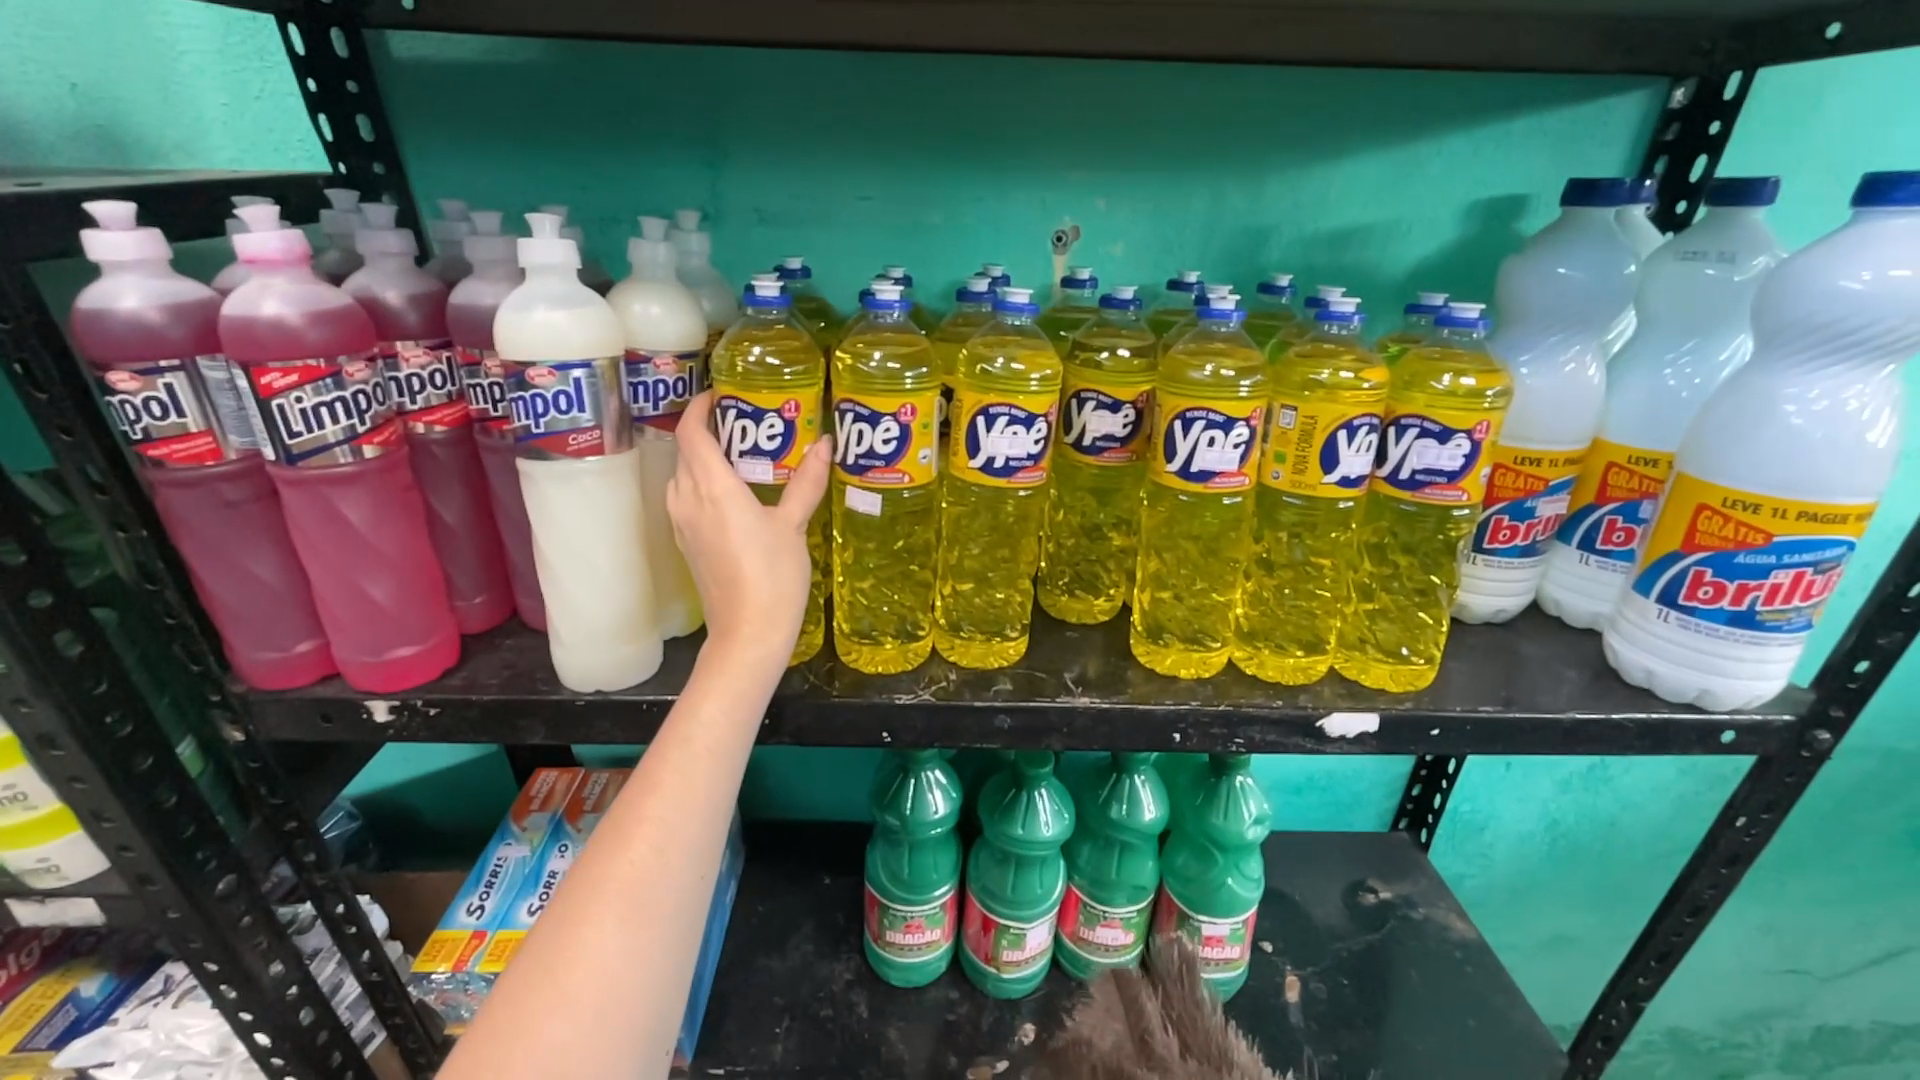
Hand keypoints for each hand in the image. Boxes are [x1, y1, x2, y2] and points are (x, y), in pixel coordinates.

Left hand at [667, 391, 829, 671]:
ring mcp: (682, 523)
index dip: (701, 406)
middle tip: (746, 420)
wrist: (748, 633)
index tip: (722, 393)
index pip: (693, 431)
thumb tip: (825, 444)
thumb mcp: (793, 525)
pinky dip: (705, 483)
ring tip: (744, 452)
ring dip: (706, 457)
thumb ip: (806, 482)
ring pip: (685, 475)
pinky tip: (736, 491)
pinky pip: (688, 498)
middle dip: (710, 429)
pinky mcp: (686, 542)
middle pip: (686, 450)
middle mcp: (686, 499)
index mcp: (711, 487)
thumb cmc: (772, 576)